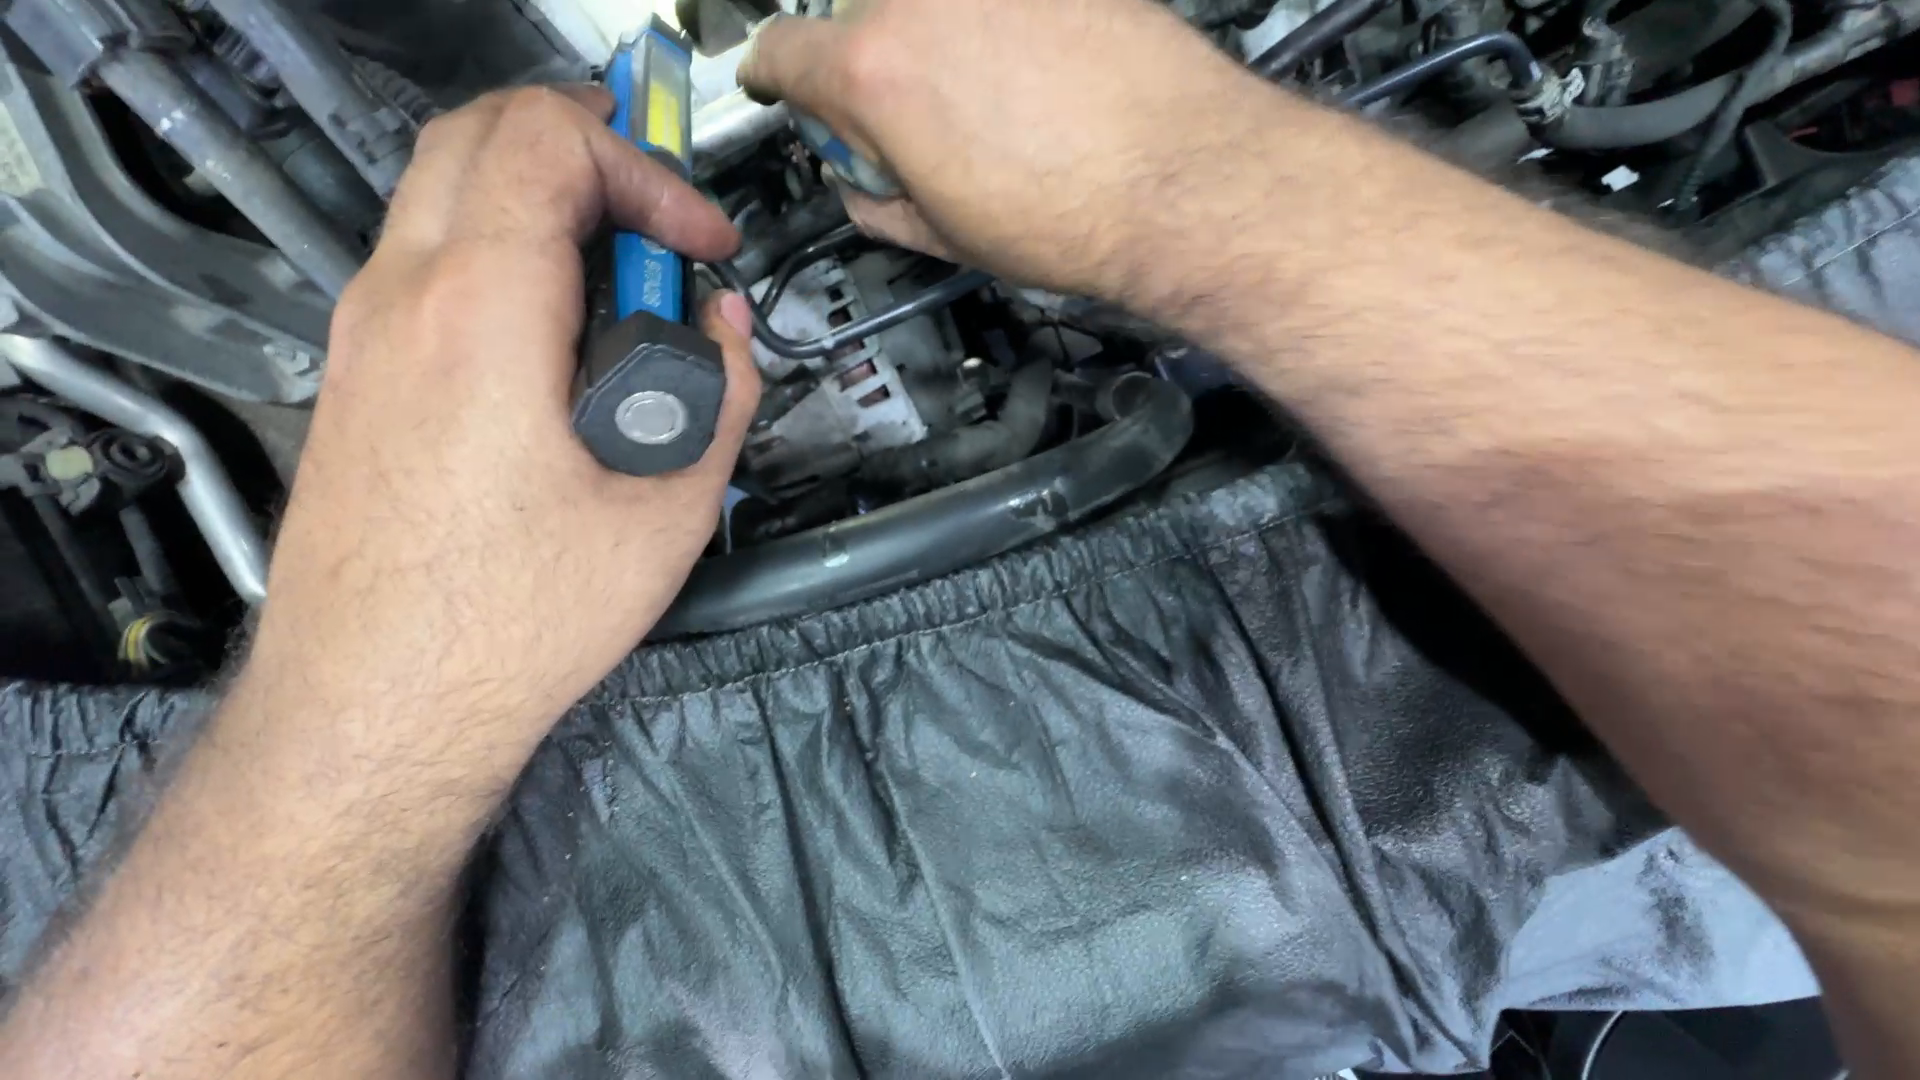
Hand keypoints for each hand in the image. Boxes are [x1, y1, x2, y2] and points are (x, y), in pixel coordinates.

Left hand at [246, 86, 760, 756]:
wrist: (381, 705)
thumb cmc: (519, 618)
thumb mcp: (671, 508)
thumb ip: (721, 396)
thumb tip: (726, 331)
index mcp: (483, 312)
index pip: (550, 143)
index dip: (649, 173)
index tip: (704, 248)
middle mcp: (403, 300)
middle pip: (482, 134)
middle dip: (591, 151)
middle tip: (664, 215)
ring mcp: (365, 338)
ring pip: (445, 193)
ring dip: (546, 203)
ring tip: (626, 281)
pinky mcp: (359, 381)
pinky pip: (429, 264)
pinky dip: (505, 257)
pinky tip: (565, 343)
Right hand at [738, 0, 1266, 309]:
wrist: (1180, 181)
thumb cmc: (1068, 218)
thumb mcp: (944, 237)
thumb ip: (875, 202)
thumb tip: (857, 184)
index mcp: (875, 72)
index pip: (781, 51)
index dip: (774, 78)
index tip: (781, 87)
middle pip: (856, 22)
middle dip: (869, 74)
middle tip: (914, 129)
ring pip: (926, 6)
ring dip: (935, 45)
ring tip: (992, 108)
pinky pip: (993, 3)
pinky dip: (994, 29)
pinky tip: (1033, 76)